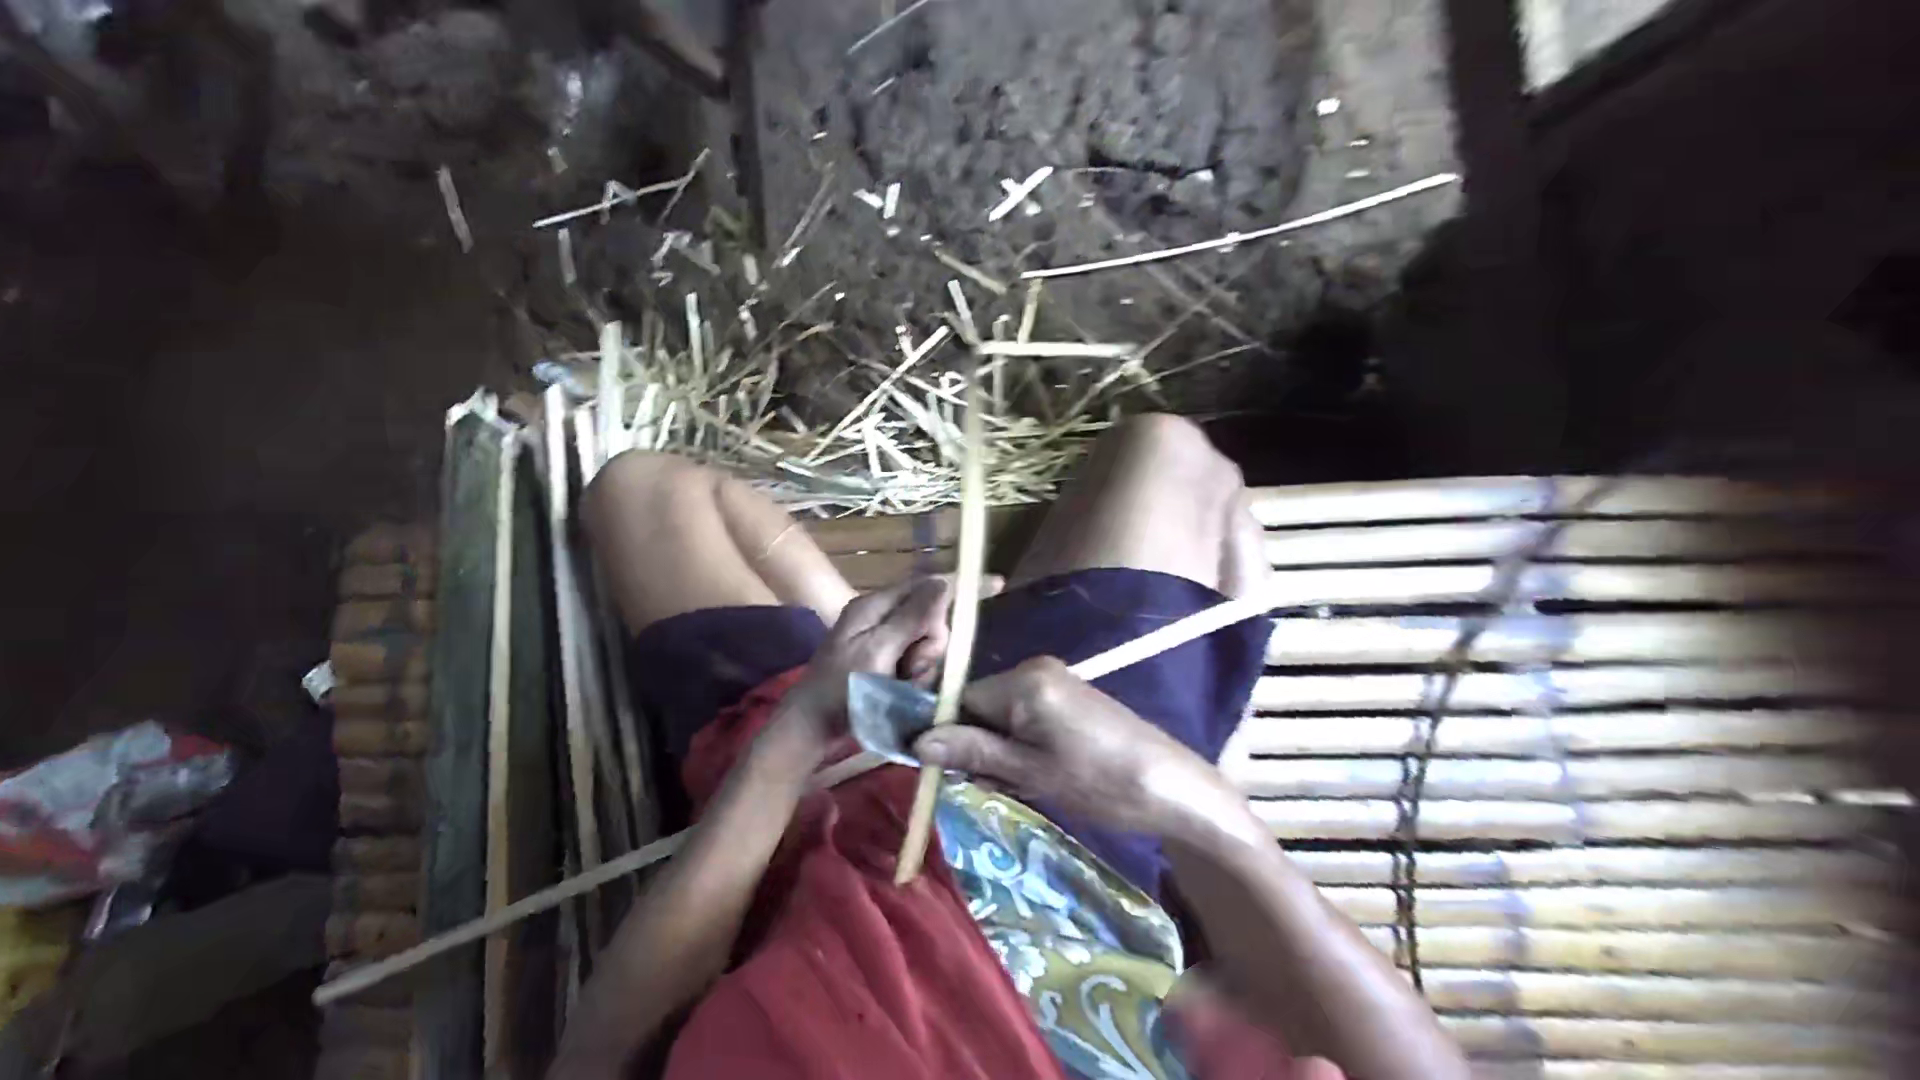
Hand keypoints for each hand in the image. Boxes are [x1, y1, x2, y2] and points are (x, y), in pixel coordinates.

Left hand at [768, 576, 989, 768]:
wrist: (811, 728)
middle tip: (912, 668)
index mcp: (875, 605)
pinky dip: (916, 676)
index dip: (960, 585)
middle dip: (930, 645)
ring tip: (902, 684)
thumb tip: (942, 583)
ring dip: (923, 666)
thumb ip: (910, 618)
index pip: (927, 585)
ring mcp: (884, 639)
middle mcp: (882, 616)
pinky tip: (902, 689)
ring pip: (929, 643)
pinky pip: (918, 660)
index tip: (997, 584)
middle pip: (932, 618)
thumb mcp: (876, 651)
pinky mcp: (887, 660)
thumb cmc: (840, 689)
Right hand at [912, 656, 1260, 845]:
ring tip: (1026, 782)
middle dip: (978, 746)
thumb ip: (972, 751)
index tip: (948, 772)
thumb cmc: (1098, 781)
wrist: (1171, 787)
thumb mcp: (1029, 771)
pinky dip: (1020, 744)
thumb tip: (916, 742)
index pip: (959, 699)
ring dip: (999, 750)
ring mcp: (1055, 680)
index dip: (948, 735)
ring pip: (1001, 715)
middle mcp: (1034, 668)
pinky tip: (1039, 772)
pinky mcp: (1069, 696)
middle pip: (979, 705)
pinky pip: (1025, 715)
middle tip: (998, 784)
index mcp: (1022, 680)